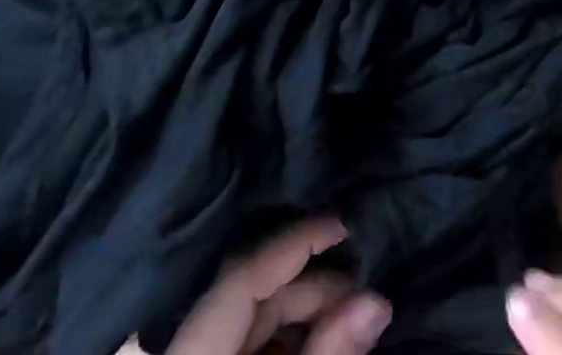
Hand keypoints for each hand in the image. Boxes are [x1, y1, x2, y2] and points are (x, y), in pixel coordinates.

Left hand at [168, 217, 393, 354]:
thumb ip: (328, 352)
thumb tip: (378, 301)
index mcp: (191, 342)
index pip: (244, 270)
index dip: (296, 240)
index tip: (344, 219)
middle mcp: (183, 338)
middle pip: (251, 292)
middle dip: (312, 286)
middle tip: (367, 290)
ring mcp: (190, 349)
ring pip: (250, 316)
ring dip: (303, 312)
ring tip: (352, 314)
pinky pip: (244, 338)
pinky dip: (283, 336)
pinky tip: (319, 339)